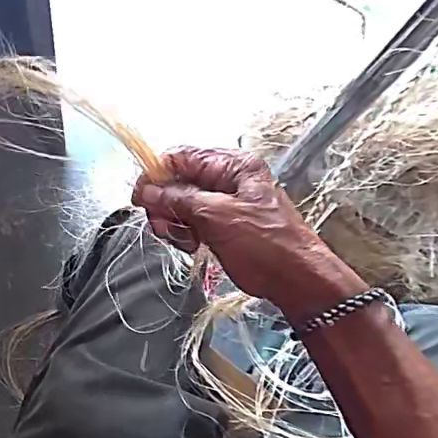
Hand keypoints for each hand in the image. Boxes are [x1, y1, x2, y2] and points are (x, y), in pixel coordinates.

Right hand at [133, 147, 365, 319]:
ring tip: (184, 239)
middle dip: (164, 204)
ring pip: (178, 203)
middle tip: (164, 226)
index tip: (141, 199)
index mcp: (232, 166)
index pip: (180, 157)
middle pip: (175, 181)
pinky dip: (182, 233)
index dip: (156, 175)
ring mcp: (222, 202)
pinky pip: (188, 221)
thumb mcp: (217, 216)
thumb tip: (148, 190)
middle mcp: (226, 179)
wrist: (295, 280)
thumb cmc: (265, 244)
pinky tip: (192, 245)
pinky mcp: (219, 223)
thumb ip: (178, 199)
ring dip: (172, 222)